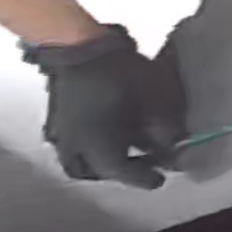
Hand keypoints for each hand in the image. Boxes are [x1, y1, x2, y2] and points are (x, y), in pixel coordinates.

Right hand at [24, 26, 185, 189]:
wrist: (81, 49)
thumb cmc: (122, 73)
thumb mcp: (155, 98)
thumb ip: (162, 126)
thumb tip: (172, 146)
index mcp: (93, 141)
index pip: (117, 170)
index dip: (140, 178)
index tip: (160, 181)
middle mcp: (70, 143)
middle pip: (94, 171)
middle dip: (121, 173)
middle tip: (149, 165)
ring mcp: (59, 133)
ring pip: (80, 162)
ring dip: (105, 163)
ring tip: (135, 153)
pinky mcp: (58, 121)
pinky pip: (74, 147)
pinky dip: (95, 150)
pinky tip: (117, 137)